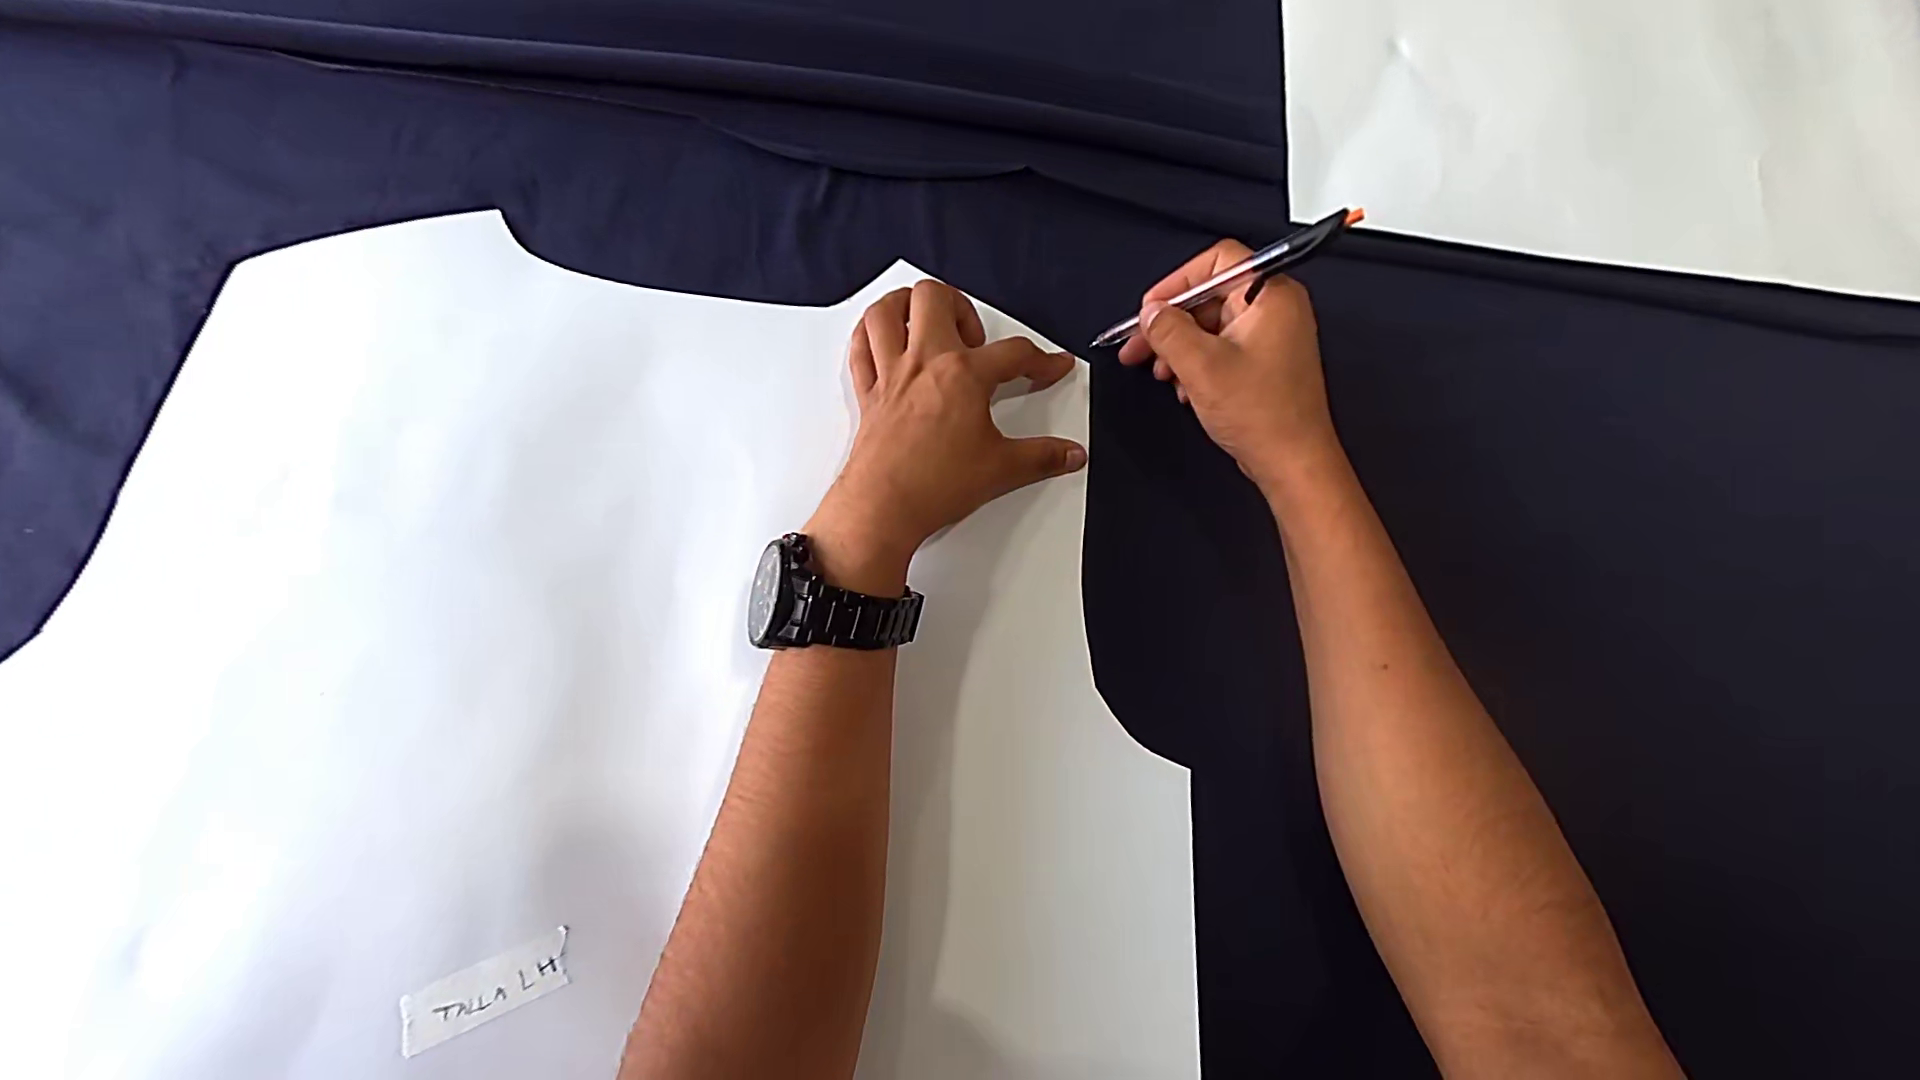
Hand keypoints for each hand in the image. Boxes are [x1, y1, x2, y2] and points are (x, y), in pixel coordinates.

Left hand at [806, 281, 1086, 592]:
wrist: (884, 507)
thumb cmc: (932, 484)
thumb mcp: (1002, 469)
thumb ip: (1042, 457)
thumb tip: (1067, 454)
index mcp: (962, 375)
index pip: (1014, 354)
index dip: (1041, 360)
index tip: (1051, 366)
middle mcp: (923, 363)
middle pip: (937, 299)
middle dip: (962, 307)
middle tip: (976, 339)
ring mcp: (890, 375)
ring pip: (887, 311)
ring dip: (907, 305)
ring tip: (926, 318)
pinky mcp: (868, 395)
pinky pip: (861, 347)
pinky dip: (870, 335)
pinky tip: (883, 340)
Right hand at [1116, 240, 1339, 493]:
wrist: (1289, 459)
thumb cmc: (1266, 416)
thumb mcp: (1201, 367)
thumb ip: (1169, 332)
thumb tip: (1150, 313)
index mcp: (1270, 296)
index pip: (1217, 263)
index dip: (1176, 284)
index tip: (1149, 309)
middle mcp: (1273, 310)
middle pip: (1207, 298)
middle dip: (1169, 324)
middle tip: (1139, 344)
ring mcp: (1267, 337)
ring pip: (1208, 327)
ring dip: (1177, 348)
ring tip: (1161, 371)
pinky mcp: (1259, 362)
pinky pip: (1216, 349)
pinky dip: (1193, 364)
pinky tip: (1182, 385)